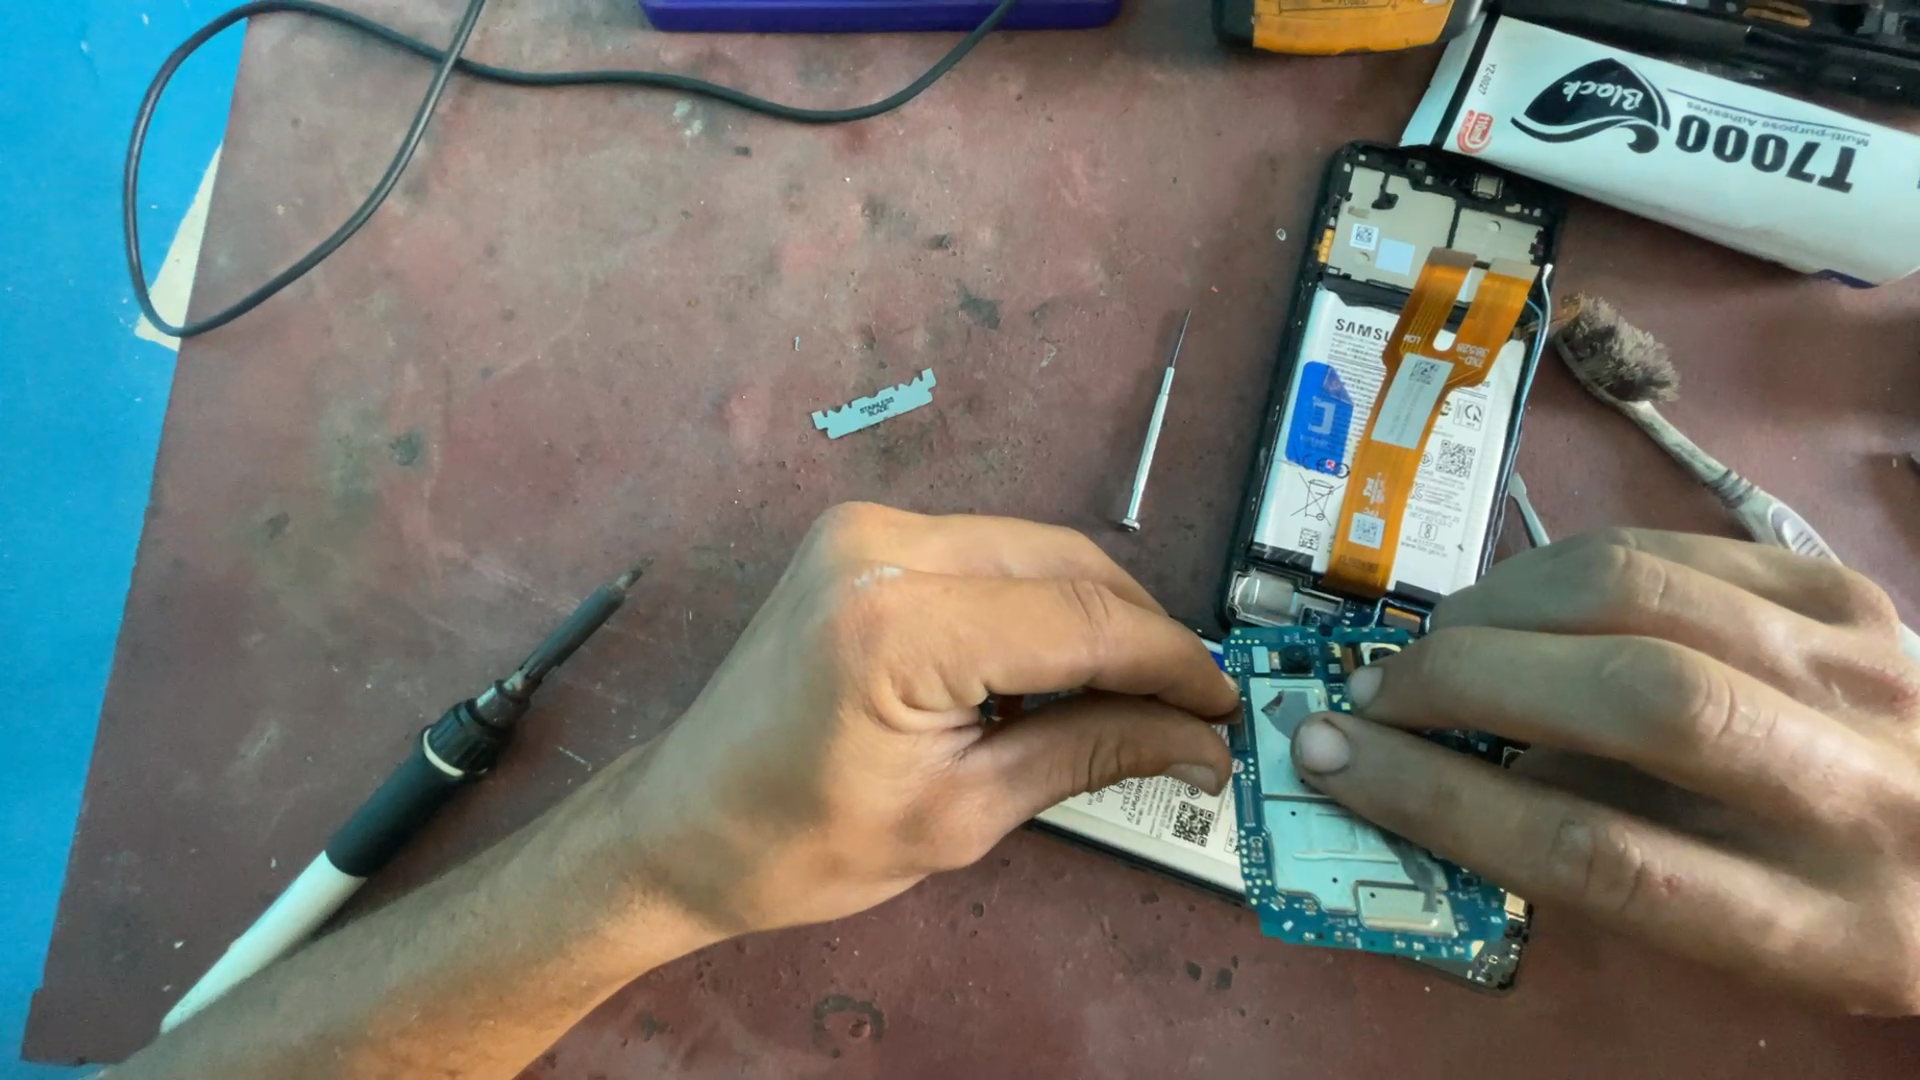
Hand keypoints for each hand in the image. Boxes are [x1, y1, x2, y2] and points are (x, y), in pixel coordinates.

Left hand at [611, 503, 1238, 938]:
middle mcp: (882, 544)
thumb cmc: (806, 843)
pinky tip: (1054, 659)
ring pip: (1034, 549)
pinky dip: (1038, 600)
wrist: (688, 819)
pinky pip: (990, 553)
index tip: (1220, 705)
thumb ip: (1090, 752)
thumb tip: (1198, 739)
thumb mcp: (963, 814)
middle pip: (1064, 565)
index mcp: (897, 624)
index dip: (1167, 661)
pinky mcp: (865, 533)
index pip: (1078, 620)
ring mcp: (868, 526)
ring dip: (1092, 613)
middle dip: (1138, 632)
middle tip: (1185, 701)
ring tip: (1127, 688)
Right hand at [1289, 528, 1919, 1013]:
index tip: (1325, 753)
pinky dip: (1537, 573)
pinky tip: (1510, 608)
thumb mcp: (1690, 918)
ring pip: (1631, 597)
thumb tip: (1393, 752)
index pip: (1594, 853)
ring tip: (1437, 644)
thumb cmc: (1779, 883)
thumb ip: (1558, 840)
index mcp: (1830, 931)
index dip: (1431, 795)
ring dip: (1488, 614)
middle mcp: (1871, 794)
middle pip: (1632, 701)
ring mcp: (1867, 671)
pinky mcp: (1840, 588)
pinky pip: (1644, 548)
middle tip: (1371, 691)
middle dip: (1454, 681)